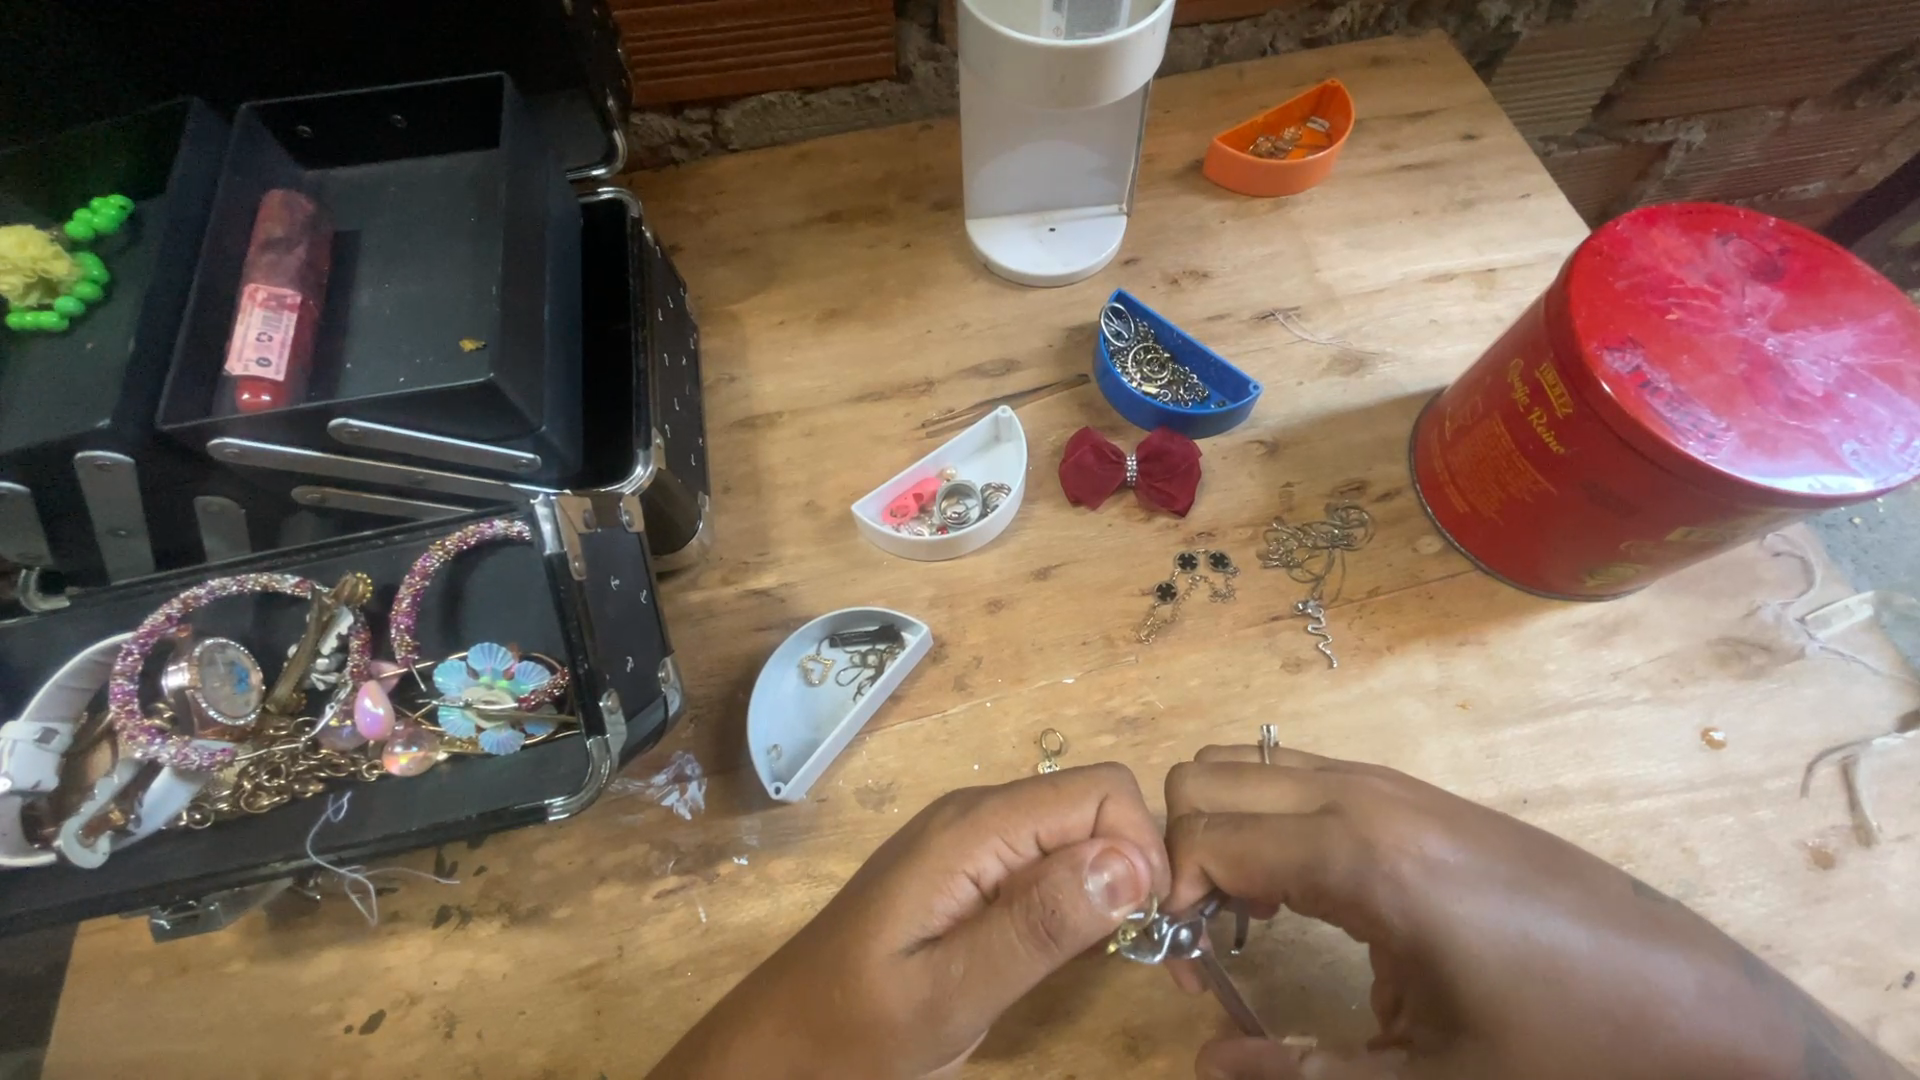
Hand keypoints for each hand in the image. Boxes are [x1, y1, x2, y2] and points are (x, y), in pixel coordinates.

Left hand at [648, 764, 1168, 1079]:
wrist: (785, 1039)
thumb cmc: (859, 1026)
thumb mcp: (952, 991)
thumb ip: (1039, 924)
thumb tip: (1130, 860)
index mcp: (975, 827)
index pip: (1098, 791)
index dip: (1141, 848)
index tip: (1153, 926)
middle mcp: (979, 814)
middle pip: (1091, 804)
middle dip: (1136, 864)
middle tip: (1148, 951)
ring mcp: (973, 839)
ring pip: (1075, 831)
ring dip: (1113, 884)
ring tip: (1122, 956)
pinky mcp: (972, 868)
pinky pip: (1047, 859)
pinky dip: (1081, 896)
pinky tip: (1076, 947)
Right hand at [1164, 746, 1913, 1079]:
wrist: (1713, 1016)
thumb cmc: (1567, 1052)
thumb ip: (1298, 1073)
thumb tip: (1203, 1063)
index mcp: (1359, 856)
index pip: (1202, 836)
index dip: (1173, 898)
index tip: (1192, 961)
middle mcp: (1357, 793)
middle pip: (1203, 777)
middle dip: (1183, 848)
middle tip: (1215, 929)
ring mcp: (1382, 779)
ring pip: (1240, 761)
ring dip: (1220, 825)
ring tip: (1252, 906)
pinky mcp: (1404, 787)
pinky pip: (1289, 772)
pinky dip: (1261, 815)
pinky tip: (1303, 888)